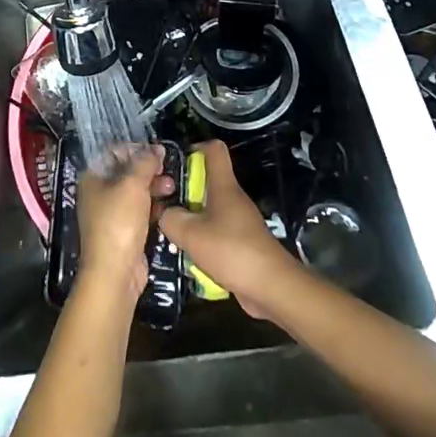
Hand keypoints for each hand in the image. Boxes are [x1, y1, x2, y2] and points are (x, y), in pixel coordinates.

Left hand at [75, 144, 173, 297]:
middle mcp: (98, 191)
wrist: (114, 272)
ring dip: (153, 186)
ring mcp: (111, 212)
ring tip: (171, 187)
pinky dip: (152, 205)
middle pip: (125, 171)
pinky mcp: (124, 230)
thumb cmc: (119, 221)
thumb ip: (144, 162)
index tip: (157, 151)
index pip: (113, 151)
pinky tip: (167, 206)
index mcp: (92, 176)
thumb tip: (155, 148)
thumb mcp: (132, 185)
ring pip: (134, 191)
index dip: (136, 148)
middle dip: (148, 168)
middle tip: (167, 169)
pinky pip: (139, 210)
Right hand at [158, 140, 300, 318]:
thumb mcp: (191, 233)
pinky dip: (201, 240)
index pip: (213, 149)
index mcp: (224, 186)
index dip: (193, 148)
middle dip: (182, 190)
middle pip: (205, 181)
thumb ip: (170, 218)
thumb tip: (164, 214)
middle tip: (162, 204)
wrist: (273, 288)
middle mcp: (232, 198)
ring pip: (207, 210)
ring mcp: (238, 221)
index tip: (173, 163)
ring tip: (170, 232)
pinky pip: (214, 232)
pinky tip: (188, 256)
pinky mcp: (240, 242)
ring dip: (189, 219)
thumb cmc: (232, 251)